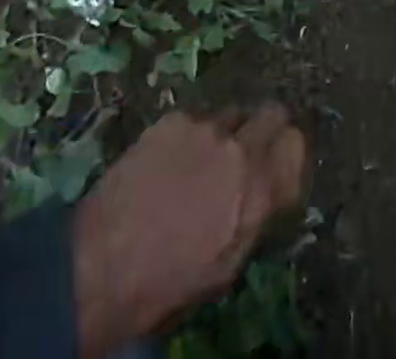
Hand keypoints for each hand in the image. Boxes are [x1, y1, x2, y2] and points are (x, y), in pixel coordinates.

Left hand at [70, 105, 308, 357]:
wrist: (98, 267)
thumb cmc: (167, 283)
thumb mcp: (229, 264)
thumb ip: (257, 215)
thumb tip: (265, 193)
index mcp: (262, 191)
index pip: (297, 143)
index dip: (287, 152)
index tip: (276, 162)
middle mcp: (241, 150)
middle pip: (273, 112)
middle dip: (265, 127)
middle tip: (245, 148)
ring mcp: (206, 130)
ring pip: (232, 112)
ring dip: (226, 130)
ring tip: (201, 154)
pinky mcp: (172, 121)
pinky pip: (195, 117)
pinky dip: (190, 133)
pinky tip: (169, 157)